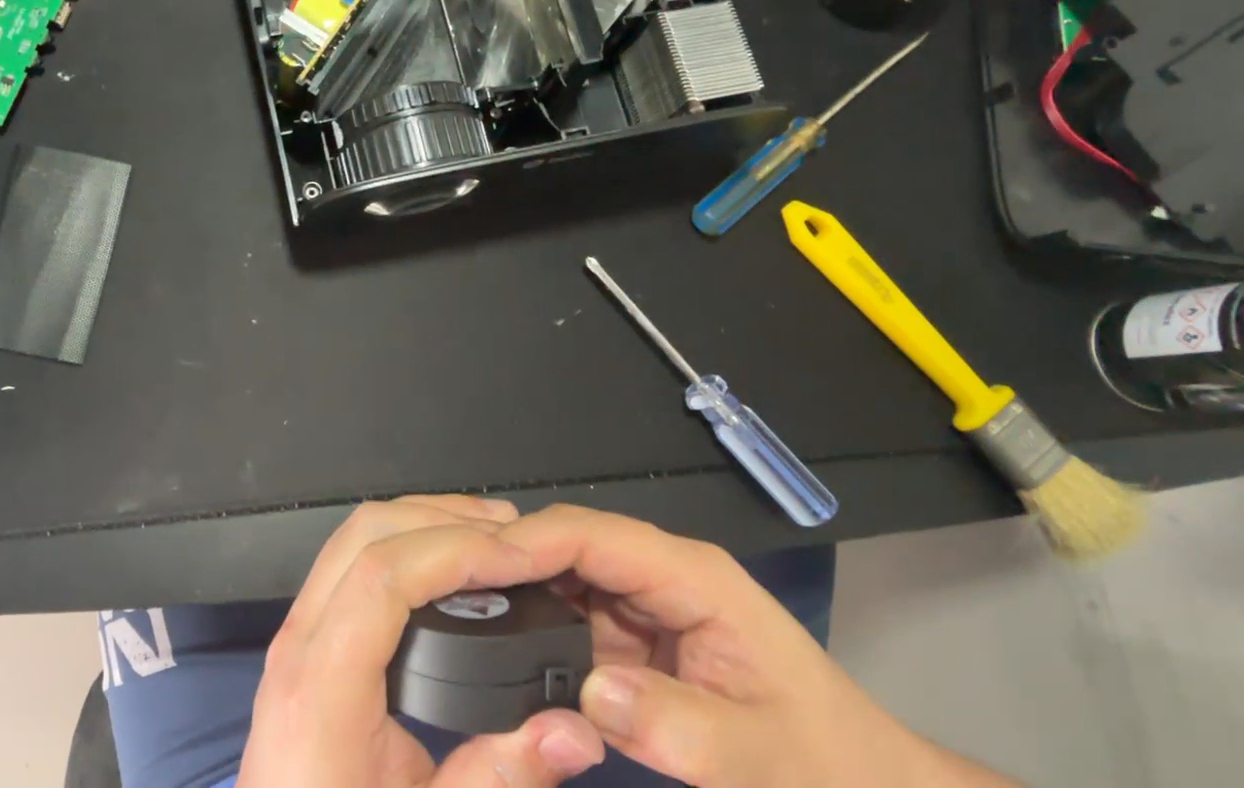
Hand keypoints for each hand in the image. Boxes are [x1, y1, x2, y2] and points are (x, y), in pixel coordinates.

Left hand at [241, 496, 608, 787]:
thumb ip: (497, 778)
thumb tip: (575, 730)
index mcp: (320, 689)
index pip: (382, 576)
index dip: (455, 550)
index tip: (521, 557)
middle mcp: (299, 643)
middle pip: (366, 535)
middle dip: (445, 518)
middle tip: (519, 536)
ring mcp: (295, 635)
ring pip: (354, 537)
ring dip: (425, 521)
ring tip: (494, 539)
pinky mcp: (305, 639)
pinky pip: (350, 561)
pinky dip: (405, 542)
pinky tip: (450, 565)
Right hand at [497, 506, 1016, 787]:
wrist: (861, 784)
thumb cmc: (824, 762)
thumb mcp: (763, 759)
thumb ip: (679, 728)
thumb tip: (588, 692)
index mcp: (690, 577)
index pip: (592, 536)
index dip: (526, 543)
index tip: (466, 568)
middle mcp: (657, 575)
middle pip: (563, 544)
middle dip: (501, 559)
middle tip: (438, 590)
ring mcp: (640, 602)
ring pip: (556, 574)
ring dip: (506, 588)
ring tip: (447, 611)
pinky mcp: (629, 633)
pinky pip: (564, 614)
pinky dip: (525, 622)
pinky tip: (488, 640)